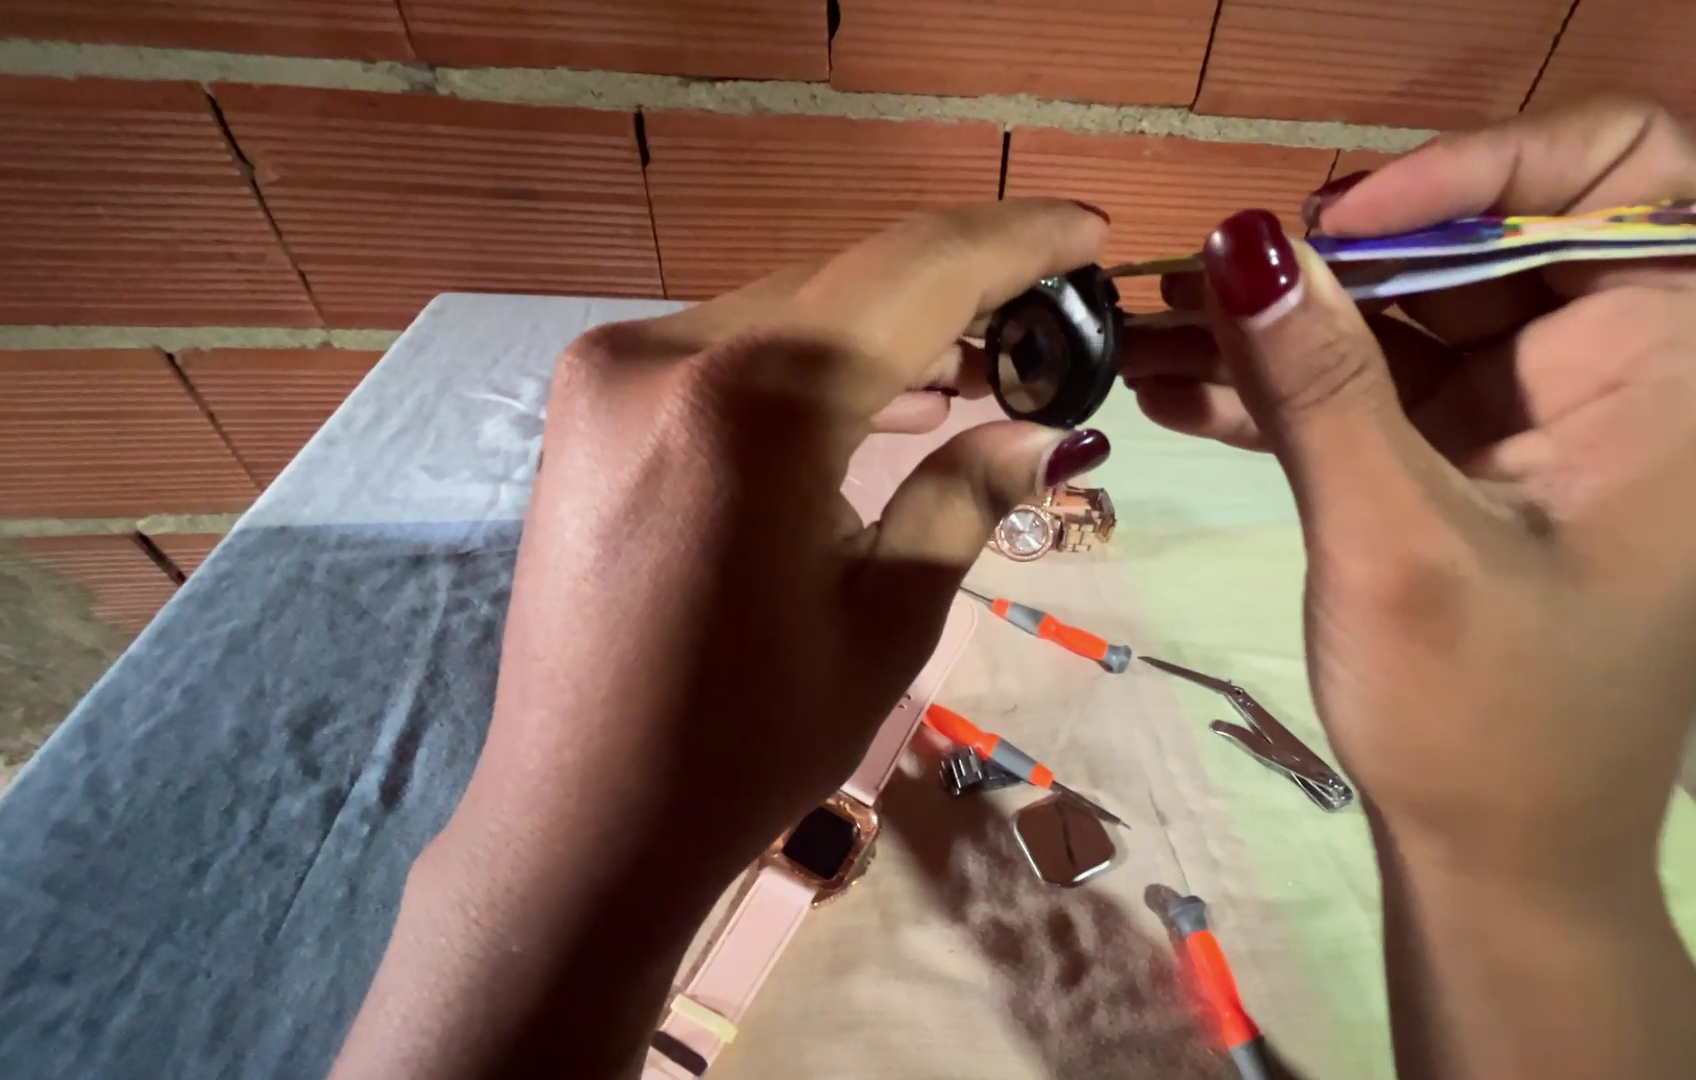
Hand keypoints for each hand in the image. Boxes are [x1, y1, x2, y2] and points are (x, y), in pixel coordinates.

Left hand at [335, 202, 1114, 1079]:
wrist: (587, 817)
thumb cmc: (751, 738)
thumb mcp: (889, 616)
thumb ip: (970, 494)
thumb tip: (1053, 432)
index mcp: (753, 404)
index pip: (913, 274)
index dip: (1014, 244)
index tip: (1087, 232)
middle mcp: (665, 351)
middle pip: (850, 280)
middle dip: (961, 290)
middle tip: (1046, 320)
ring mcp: (613, 371)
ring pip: (791, 310)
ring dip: (891, 329)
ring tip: (984, 362)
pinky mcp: (595, 405)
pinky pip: (734, 351)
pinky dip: (818, 363)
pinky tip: (887, 395)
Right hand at [1128, 98, 1695, 879]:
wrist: (1489, 851)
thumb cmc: (1478, 715)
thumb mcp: (1391, 538)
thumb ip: (1318, 382)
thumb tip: (1240, 243)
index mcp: (1659, 367)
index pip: (1607, 176)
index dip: (1469, 170)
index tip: (1331, 226)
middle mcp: (1596, 371)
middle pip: (1458, 251)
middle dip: (1316, 268)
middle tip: (1185, 292)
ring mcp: (1510, 421)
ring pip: (1385, 327)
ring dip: (1265, 334)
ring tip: (1146, 342)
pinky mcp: (1441, 465)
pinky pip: (1354, 396)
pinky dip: (1270, 394)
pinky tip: (1173, 397)